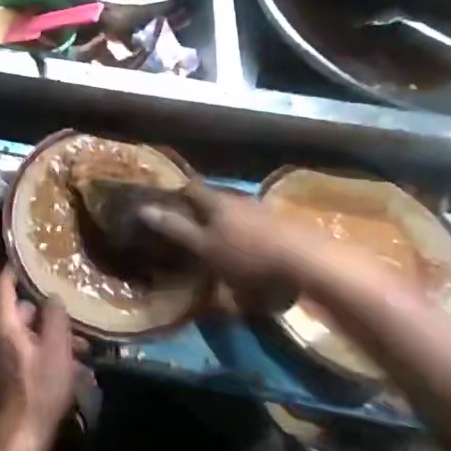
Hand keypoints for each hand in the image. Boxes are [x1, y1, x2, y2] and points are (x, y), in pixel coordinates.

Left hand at [0, 271, 85, 450]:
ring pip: (26, 333)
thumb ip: (55, 318)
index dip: (15, 269)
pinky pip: (25, 350)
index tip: (29, 257)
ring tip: (82, 351)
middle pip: (20, 310)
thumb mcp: (57, 350)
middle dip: (48, 313)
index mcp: (3, 324)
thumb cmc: (39, 390)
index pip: (4, 285)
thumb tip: (52, 297)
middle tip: (75, 318)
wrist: (19, 437)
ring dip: (52, 336)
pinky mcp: (4, 371)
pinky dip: (44, 352)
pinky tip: (71, 368)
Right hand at [136, 183, 299, 314]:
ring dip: (227, 224)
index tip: (168, 205)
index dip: (178, 193)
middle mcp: (239, 200)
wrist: (308, 263)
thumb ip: (175, 228)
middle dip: (202, 211)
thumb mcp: (204, 247)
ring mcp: (264, 212)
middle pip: (215, 200)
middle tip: (190, 227)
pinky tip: (248, 251)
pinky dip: (247, 234)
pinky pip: (256, 226)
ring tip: (219, 243)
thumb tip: (143, 208)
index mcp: (216, 201)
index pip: (191, 187)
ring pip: (237, 213)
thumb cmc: (247, 255)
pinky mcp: (284, 227)